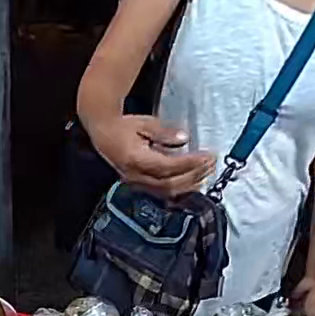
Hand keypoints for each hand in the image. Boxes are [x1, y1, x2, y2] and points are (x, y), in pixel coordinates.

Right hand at [88, 113, 214, 197]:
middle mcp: (135, 176)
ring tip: (206, 174)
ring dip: (189, 184)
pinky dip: (179, 189)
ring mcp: (136, 183)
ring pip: (167, 192)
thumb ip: (164, 133)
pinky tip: (191, 182)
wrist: (103, 134)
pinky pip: (162, 193)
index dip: (190, 164)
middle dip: (193, 175)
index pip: (168, 166)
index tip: (207, 157)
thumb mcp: (144, 123)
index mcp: (135, 159)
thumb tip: (183, 139)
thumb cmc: (123, 127)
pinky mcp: (140, 186)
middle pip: (170, 183)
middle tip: (211, 165)